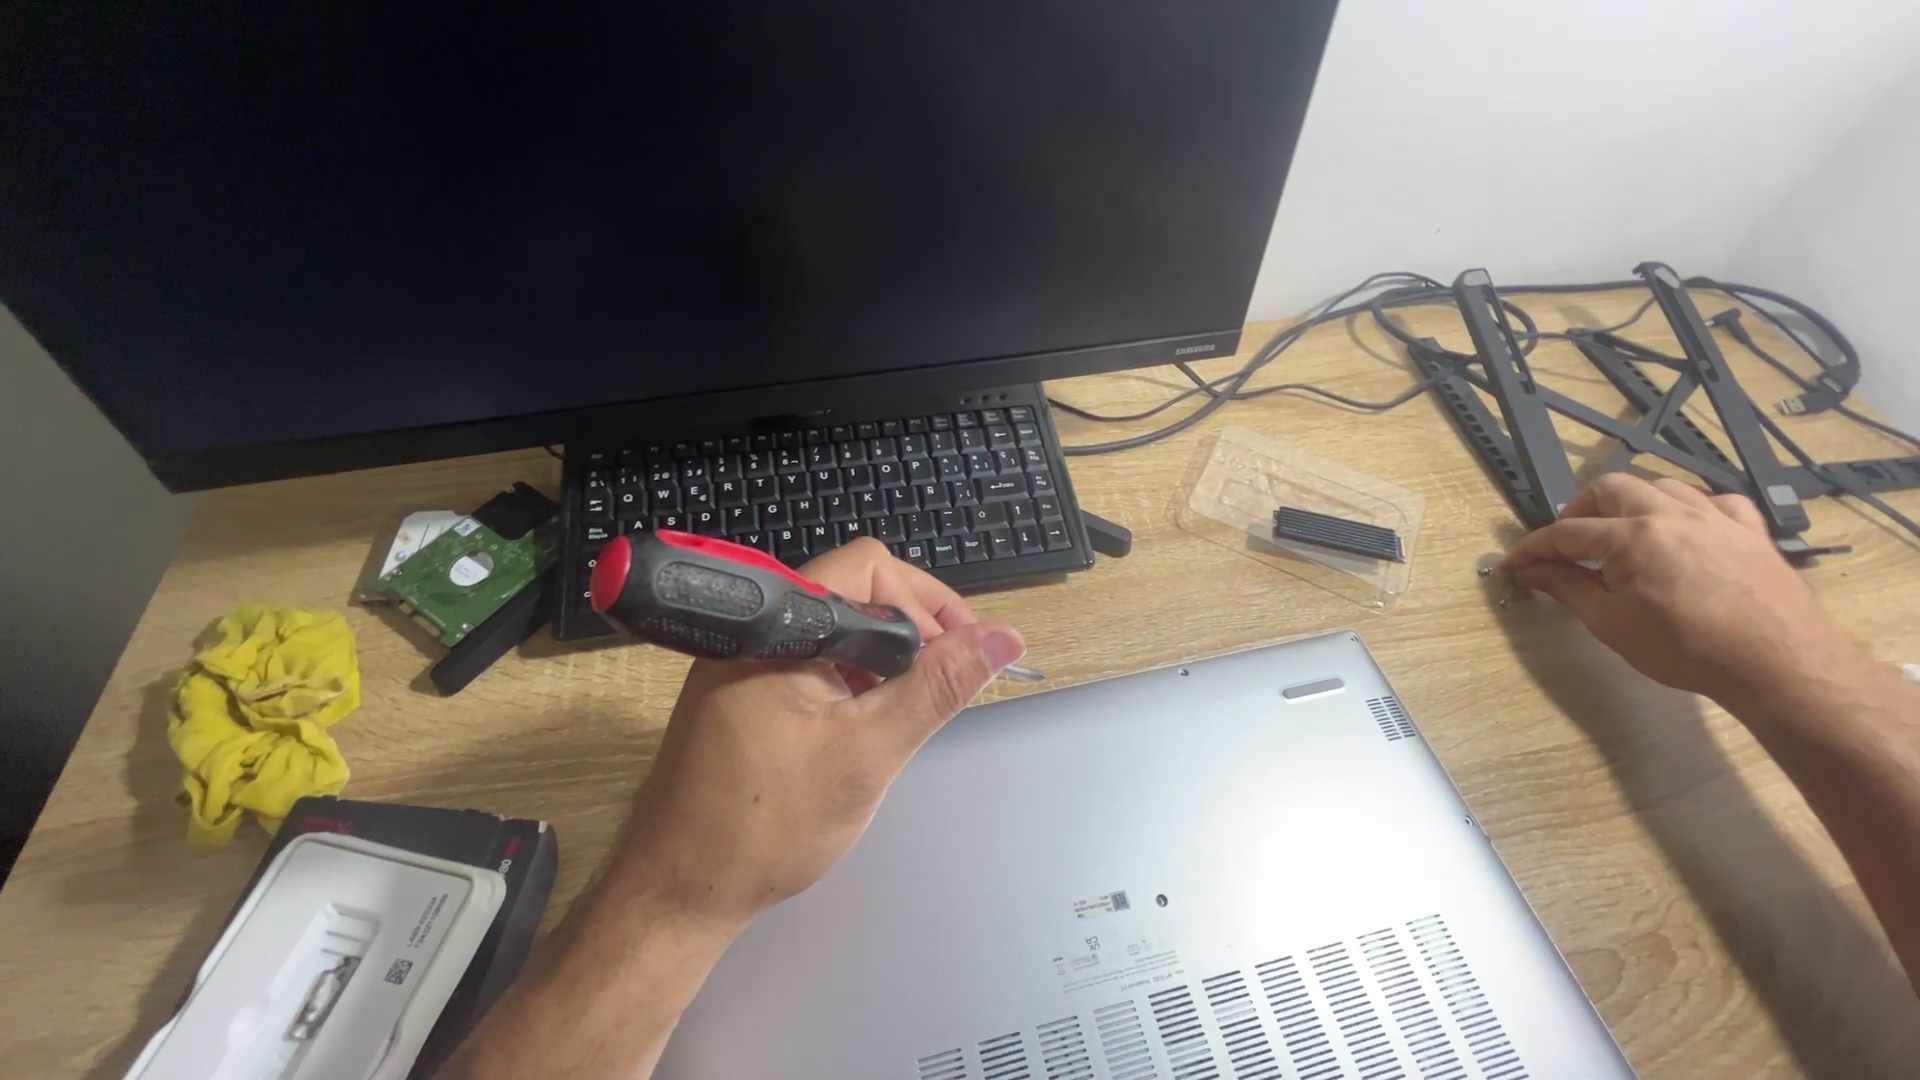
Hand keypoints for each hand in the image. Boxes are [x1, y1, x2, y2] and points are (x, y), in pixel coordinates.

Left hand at [610, 537, 1025, 929]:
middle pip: (856, 589)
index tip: (959, 655)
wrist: (678, 892)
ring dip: (885, 655)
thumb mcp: (869, 754)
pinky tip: (871, 715)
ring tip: (913, 705)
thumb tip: (1002, 637)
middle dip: (912, 627)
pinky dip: (854, 675)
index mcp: (780, 625)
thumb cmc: (767, 826)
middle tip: (945, 682)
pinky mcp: (745, 686)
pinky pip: (815, 656)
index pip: (869, 568)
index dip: (925, 602)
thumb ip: (937, 687)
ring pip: (839, 626)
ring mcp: (747, 657)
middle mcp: (759, 627)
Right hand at [1500, 474, 1865, 709]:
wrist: (1779, 666)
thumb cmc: (1684, 648)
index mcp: (1632, 537)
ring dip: (1630, 505)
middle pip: (1610, 489)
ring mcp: (1716, 518)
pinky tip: (1681, 531)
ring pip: (1661, 486)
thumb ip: (1566, 587)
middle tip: (1568, 547)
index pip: (1565, 532)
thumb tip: (1528, 571)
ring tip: (1619, 536)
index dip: (1532, 548)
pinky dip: (1688, 509)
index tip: (1514, 565)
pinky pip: (1714, 501)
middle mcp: (1672, 514)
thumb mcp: (1610, 622)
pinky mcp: (1751, 532)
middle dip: (1578, 511)